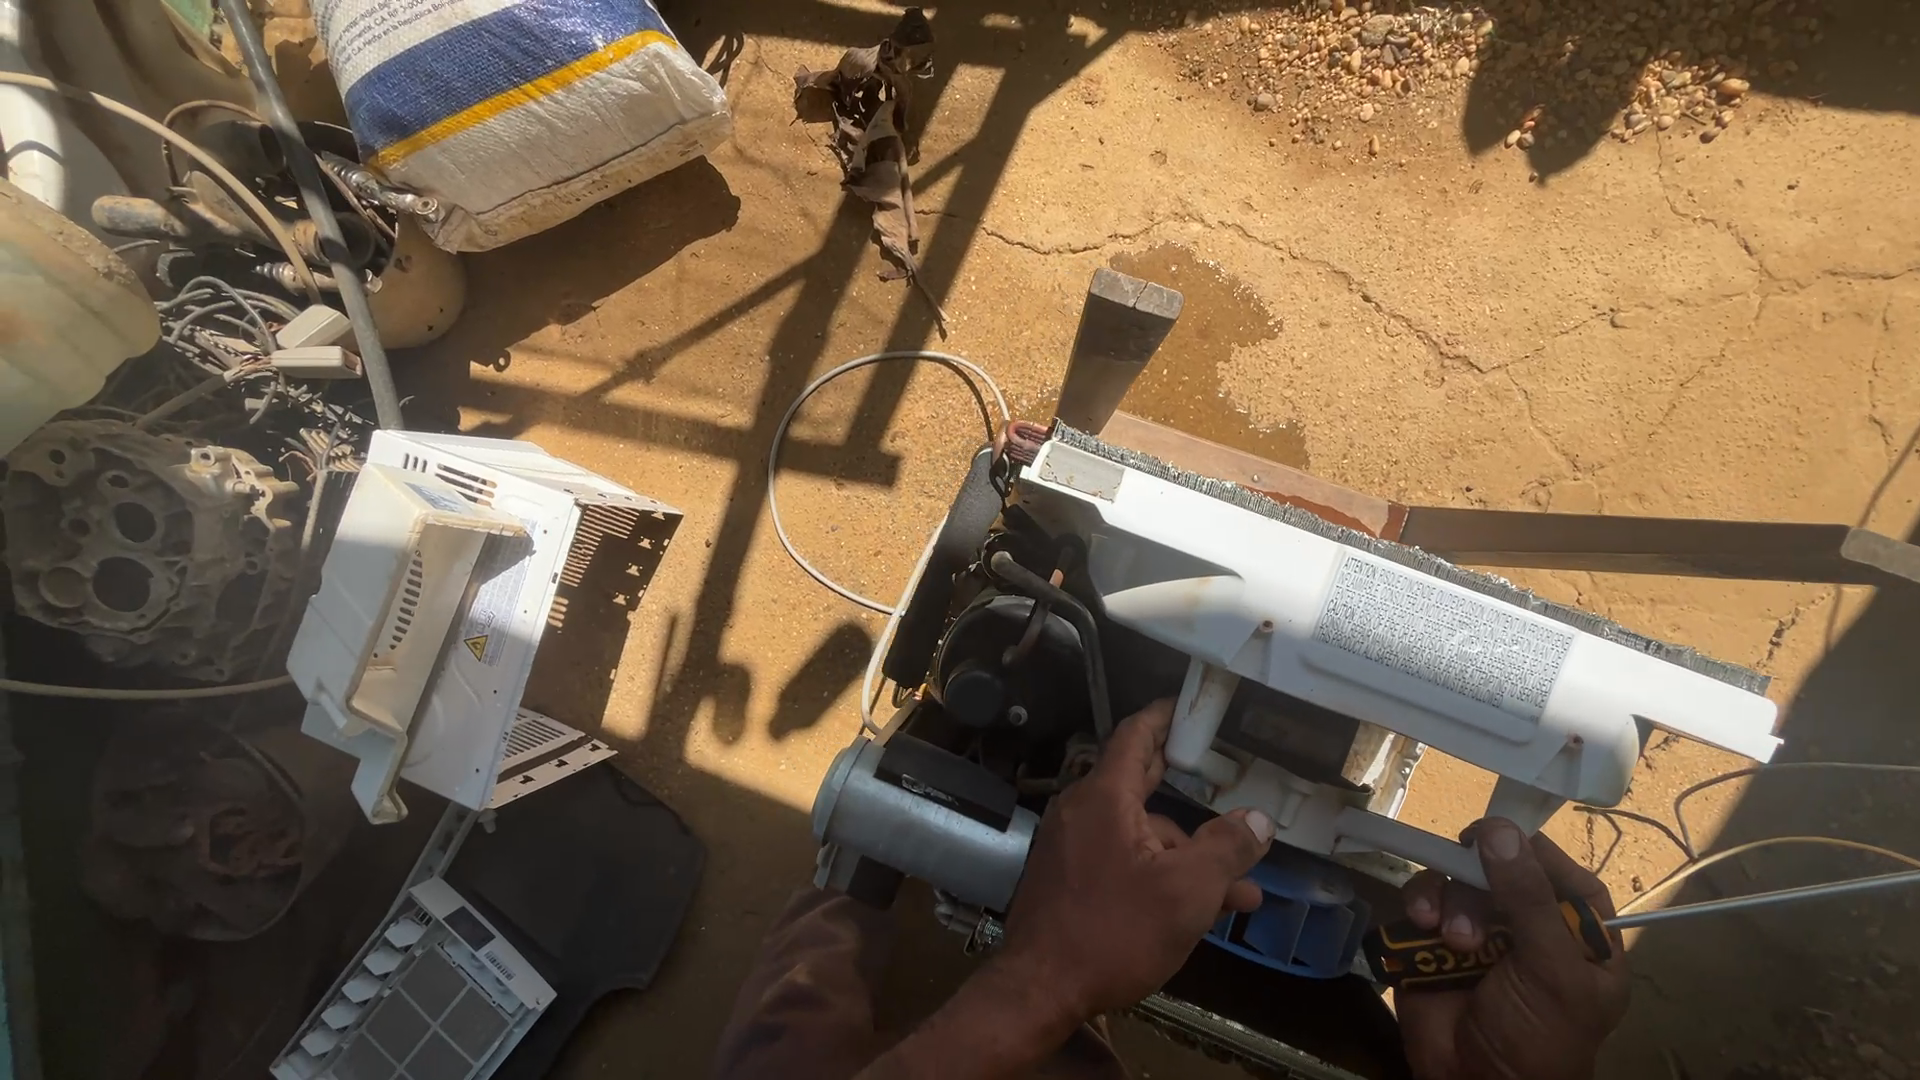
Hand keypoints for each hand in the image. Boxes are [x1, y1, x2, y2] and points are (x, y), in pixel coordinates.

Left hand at [996, 698, 1275, 1020]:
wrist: (1040, 987)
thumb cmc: (1113, 931)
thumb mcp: (1185, 892)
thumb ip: (1225, 848)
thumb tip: (1258, 817)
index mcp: (1105, 795)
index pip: (1135, 735)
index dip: (1163, 715)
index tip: (1188, 705)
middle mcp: (1083, 808)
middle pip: (1141, 783)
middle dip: (1190, 790)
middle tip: (1228, 781)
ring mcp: (1072, 842)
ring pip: (1139, 833)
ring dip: (1185, 854)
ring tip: (1240, 890)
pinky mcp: (1069, 874)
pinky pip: (1121, 857)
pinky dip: (1156, 872)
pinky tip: (1196, 910)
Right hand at [1396, 819, 1630, 1079]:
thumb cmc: (1535, 1037)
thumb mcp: (1549, 971)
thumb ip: (1527, 898)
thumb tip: (1500, 827)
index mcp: (1578, 943)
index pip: (1568, 879)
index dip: (1538, 854)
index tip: (1502, 835)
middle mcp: (1529, 929)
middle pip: (1502, 870)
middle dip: (1480, 880)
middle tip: (1468, 885)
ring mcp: (1478, 930)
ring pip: (1457, 878)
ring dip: (1448, 896)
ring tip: (1446, 934)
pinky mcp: (1432, 934)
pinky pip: (1423, 894)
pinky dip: (1419, 901)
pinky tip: (1421, 923)